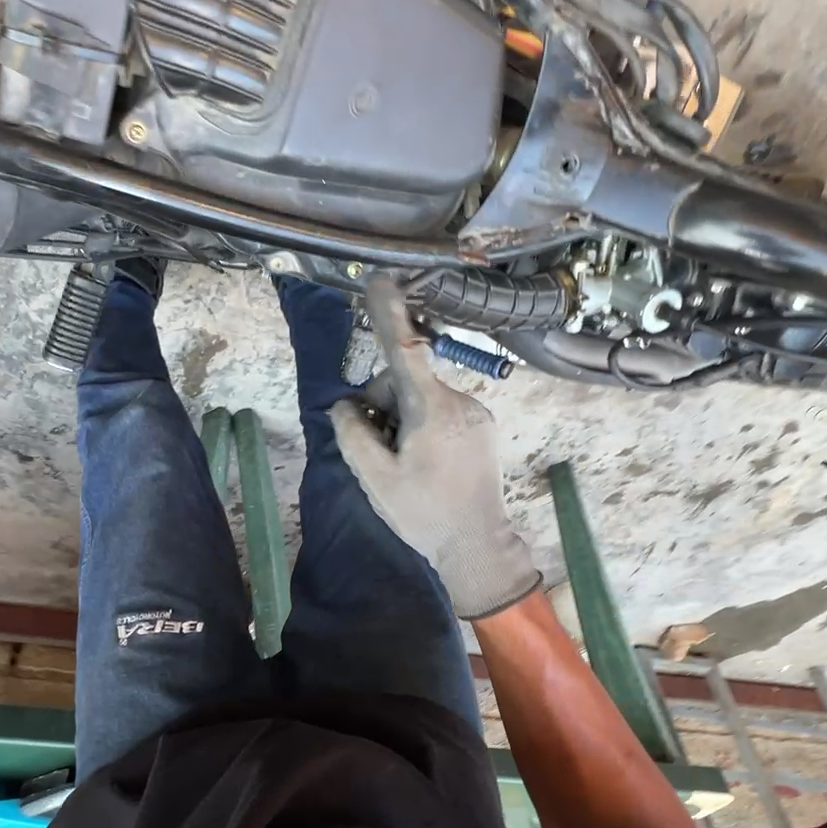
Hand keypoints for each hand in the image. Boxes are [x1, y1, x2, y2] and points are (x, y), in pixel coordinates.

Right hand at [330, 276, 540, 618]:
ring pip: (422, 397)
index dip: (388, 315)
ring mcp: (476, 413)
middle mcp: (460, 402)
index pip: (405, 353)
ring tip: (403, 460)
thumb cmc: (423, 515)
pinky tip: (424, 459)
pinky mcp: (483, 426)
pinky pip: (441, 409)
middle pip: (405, 381)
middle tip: (380, 448)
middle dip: (384, 404)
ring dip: (403, 417)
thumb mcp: (375, 479)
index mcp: (432, 412)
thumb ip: (352, 434)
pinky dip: (423, 424)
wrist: (477, 546)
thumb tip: (343, 406)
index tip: (378, 281)